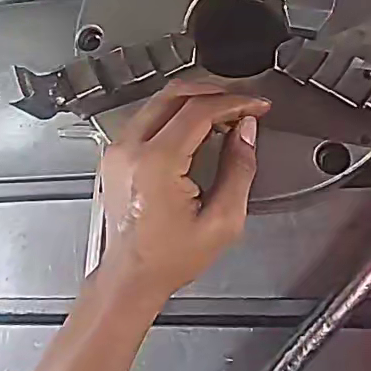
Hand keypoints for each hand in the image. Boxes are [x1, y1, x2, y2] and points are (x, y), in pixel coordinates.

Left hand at [96, 80, 269, 300]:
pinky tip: (198, 130)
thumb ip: (240, 170)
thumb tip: (246, 131)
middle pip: (175, 94)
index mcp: (156, 164)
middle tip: (243, 104)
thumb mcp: (223, 221)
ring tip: (225, 117)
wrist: (131, 277)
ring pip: (159, 101)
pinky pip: (147, 117)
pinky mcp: (115, 155)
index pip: (199, 110)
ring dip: (196, 101)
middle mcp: (130, 150)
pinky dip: (176, 114)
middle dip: (216, 93)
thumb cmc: (169, 258)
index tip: (256, 105)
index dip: (235, 101)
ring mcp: (117, 150)